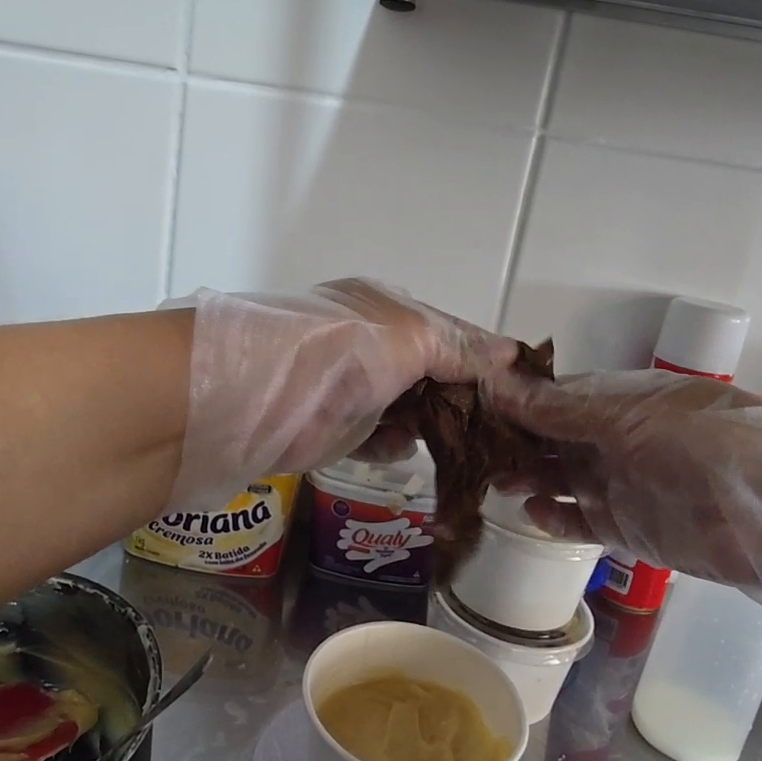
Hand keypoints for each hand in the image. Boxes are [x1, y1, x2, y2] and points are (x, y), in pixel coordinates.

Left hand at [164, 279, 515, 511]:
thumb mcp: (405, 337)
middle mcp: (362, 343)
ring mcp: (340, 388)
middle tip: (500, 432)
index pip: (448, 331)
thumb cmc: (333, 355)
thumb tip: (511, 352)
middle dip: (460, 397)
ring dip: (429, 424)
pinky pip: (368, 437)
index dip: (483, 358)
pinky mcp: (321, 429)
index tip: (520, 392)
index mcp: (383, 308)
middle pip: (426, 371)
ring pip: (400, 406)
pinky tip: (406, 452)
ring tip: (465, 447)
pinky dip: (390, 445)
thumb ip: (456, 345)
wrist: (242, 398)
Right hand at [485, 368, 761, 675]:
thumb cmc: (708, 446)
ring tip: (494, 480)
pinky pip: (582, 520)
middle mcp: (623, 439)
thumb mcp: (631, 416)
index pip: (560, 396)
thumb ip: (563, 409)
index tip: (475, 404)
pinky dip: (555, 517)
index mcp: (627, 400)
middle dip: (518, 441)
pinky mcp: (633, 530)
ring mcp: (628, 485)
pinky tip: (530, 511)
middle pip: (557, 437)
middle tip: (473, 449)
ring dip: (530, 476)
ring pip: (565, 478)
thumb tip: (497, 384)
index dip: (519, 400)